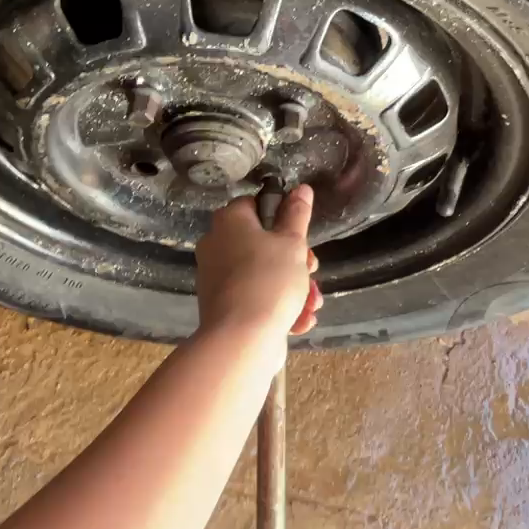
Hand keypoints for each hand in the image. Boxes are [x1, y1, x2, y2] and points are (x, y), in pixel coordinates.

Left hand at [194, 184, 323, 340]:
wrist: (241, 340)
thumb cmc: (269, 280)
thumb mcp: (292, 243)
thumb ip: (297, 214)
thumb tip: (302, 188)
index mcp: (229, 220)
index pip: (257, 205)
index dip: (283, 218)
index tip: (301, 237)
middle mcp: (216, 243)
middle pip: (263, 242)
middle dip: (295, 260)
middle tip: (311, 271)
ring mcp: (217, 276)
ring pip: (264, 273)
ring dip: (294, 287)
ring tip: (312, 304)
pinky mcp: (222, 305)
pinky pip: (255, 296)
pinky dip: (277, 306)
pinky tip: (300, 320)